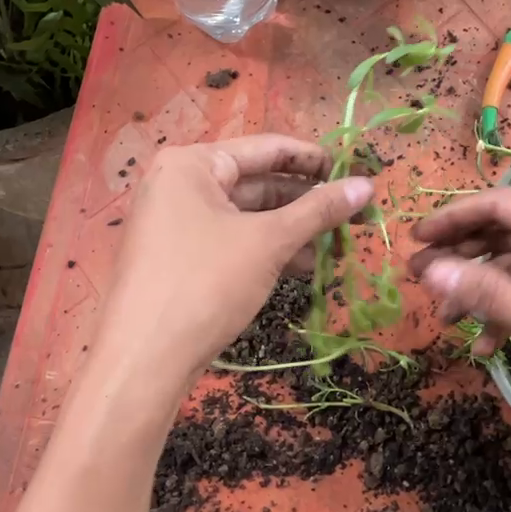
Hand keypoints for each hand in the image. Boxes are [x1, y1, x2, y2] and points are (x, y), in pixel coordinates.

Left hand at [92, 134, 372, 381]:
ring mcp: (177, 223)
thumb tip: (367, 185)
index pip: (267, 148)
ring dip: (293, 229)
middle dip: (307, 201)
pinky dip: (268, 249)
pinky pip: (234, 240)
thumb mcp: (269, 242)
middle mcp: (180, 184)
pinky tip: (305, 266)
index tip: (356, 171)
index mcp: (192, 163)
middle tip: (354, 214)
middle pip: (258, 182)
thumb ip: (319, 210)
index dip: (314, 160)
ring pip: (248, 215)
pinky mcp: (181, 258)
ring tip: (339, 245)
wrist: (142, 364)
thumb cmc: (205, 284)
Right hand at [410, 188, 510, 443]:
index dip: (455, 218)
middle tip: (418, 277)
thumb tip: (430, 266)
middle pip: (510, 234)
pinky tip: (489, 346)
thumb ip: (492, 293)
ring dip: (484, 289)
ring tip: (445, 316)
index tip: (413, 238)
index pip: (504, 205)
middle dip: (464, 254)